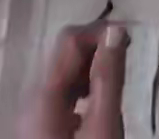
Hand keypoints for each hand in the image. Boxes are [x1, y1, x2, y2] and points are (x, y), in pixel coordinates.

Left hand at [17, 24, 128, 138]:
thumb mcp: (102, 127)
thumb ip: (108, 77)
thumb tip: (115, 29)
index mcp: (42, 92)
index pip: (70, 37)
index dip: (100, 30)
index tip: (129, 37)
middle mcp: (29, 97)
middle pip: (65, 53)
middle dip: (96, 51)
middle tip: (124, 62)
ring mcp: (30, 114)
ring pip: (63, 73)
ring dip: (90, 71)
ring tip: (114, 86)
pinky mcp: (36, 128)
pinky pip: (59, 94)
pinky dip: (81, 90)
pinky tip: (94, 107)